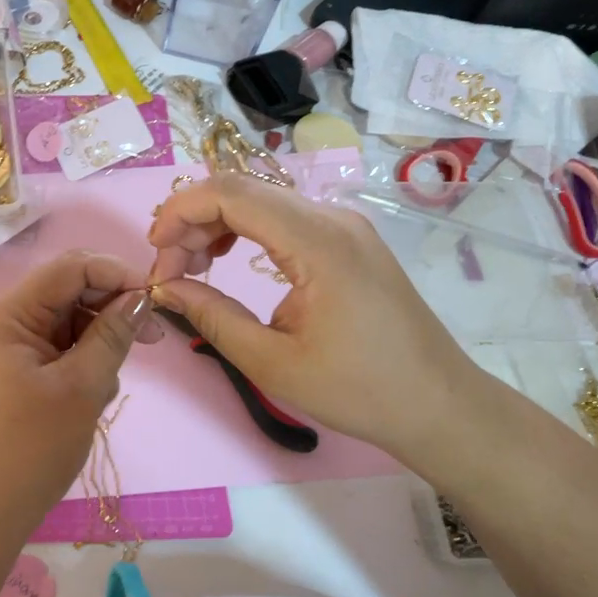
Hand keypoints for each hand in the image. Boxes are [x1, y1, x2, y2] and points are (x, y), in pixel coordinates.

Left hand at [0, 251, 161, 523]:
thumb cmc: (29, 450)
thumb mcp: (81, 389)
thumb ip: (112, 335)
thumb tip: (139, 297)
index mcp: (5, 315)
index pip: (69, 268)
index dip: (115, 274)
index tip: (155, 299)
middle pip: (62, 295)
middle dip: (107, 311)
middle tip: (150, 340)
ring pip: (58, 326)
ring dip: (91, 344)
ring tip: (104, 388)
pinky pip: (45, 353)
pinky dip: (73, 365)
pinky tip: (87, 398)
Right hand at [147, 174, 484, 451]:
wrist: (441, 407)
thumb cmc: (361, 391)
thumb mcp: (273, 363)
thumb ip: (211, 316)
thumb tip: (164, 285)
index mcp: (318, 241)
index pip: (231, 194)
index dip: (181, 212)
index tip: (155, 254)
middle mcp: (331, 217)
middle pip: (241, 190)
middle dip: (192, 221)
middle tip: (169, 269)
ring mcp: (342, 224)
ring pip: (259, 199)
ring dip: (215, 224)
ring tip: (191, 268)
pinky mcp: (346, 238)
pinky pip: (281, 216)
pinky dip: (243, 230)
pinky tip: (226, 259)